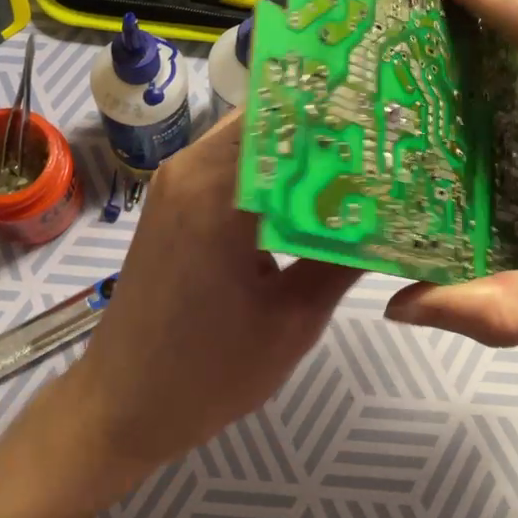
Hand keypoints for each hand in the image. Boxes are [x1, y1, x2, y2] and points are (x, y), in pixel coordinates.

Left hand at [56, 116, 361, 485]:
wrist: (123, 404)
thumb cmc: (209, 372)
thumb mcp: (293, 320)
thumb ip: (342, 258)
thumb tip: (394, 215)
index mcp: (219, 190)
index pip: (291, 117)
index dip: (343, 113)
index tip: (395, 120)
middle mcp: (190, 169)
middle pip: (269, 119)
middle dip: (326, 126)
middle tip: (387, 141)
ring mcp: (175, 184)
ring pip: (249, 139)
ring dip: (298, 147)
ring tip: (360, 163)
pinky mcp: (171, 204)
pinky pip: (228, 165)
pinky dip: (269, 170)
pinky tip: (310, 194)